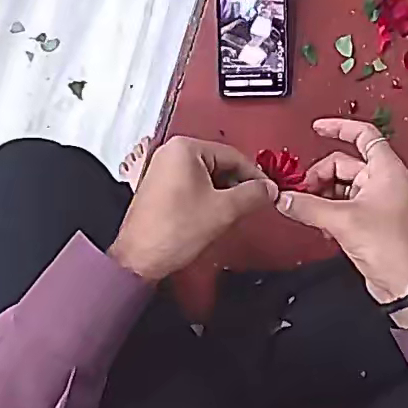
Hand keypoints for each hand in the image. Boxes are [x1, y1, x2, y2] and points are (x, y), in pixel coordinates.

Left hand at [109, 137, 277, 281]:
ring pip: (207, 176)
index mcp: (185, 149)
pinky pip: (192, 184)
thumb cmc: (172, 232)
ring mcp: (162, 169)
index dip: (254, 175)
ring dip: (223, 193)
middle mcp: (170, 153)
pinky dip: (207, 197)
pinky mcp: (158, 186)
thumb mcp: (225, 210)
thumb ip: (253, 194)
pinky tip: (213, 215)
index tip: (267, 190)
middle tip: (253, 203)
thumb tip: (268, 189)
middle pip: (219, 164)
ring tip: (233, 212)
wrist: (139, 259)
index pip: (233, 156)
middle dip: (238, 185)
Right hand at [275, 119, 407, 326]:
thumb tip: (284, 198)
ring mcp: (376, 202)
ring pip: (340, 187)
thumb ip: (308, 207)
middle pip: (343, 164)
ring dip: (321, 197)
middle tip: (300, 191)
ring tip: (307, 211)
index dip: (339, 127)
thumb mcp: (343, 221)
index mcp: (385, 169)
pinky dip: (328, 212)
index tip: (316, 128)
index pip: (363, 135)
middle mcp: (382, 181)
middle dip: (319, 175)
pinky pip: (342, 207)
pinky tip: (321, 227)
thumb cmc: (392, 247)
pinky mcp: (370, 222)